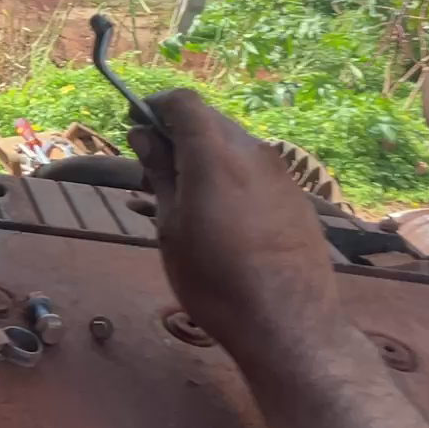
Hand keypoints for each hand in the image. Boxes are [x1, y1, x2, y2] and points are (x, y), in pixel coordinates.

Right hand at [127, 90, 340, 352]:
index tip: (134, 126)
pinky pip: (251, 167)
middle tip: (150, 169)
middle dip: (175, 132)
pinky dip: (225, 172)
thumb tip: (143, 134)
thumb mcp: (170, 225)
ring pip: (230, 143)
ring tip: (178, 194)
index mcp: (215, 156)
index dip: (153, 106)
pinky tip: (213, 211)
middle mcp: (252, 152)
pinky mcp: (295, 195)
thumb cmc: (212, 279)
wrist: (287, 325)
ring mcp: (280, 173)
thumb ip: (159, 171)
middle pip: (208, 120)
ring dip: (200, 154)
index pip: (183, 103)